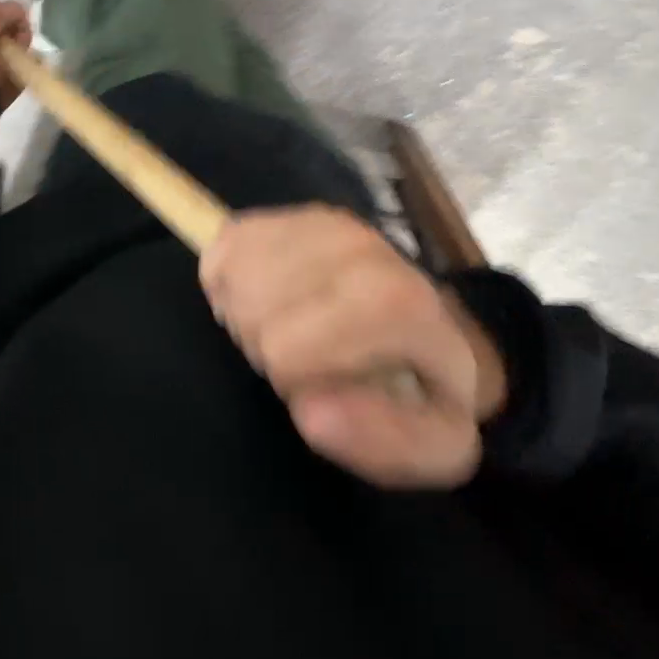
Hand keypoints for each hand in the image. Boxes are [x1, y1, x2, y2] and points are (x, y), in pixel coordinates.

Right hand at [199, 205, 507, 488]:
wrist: (431, 328)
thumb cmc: (424, 390)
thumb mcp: (435, 445)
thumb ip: (385, 440)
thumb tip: (312, 411)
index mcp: (398, 304)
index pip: (285, 351)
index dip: (292, 382)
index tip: (328, 386)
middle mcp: (357, 247)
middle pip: (253, 316)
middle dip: (270, 354)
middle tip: (308, 363)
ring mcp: (317, 221)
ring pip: (233, 278)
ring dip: (249, 317)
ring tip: (290, 330)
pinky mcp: (285, 213)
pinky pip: (224, 249)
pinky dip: (231, 283)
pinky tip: (266, 299)